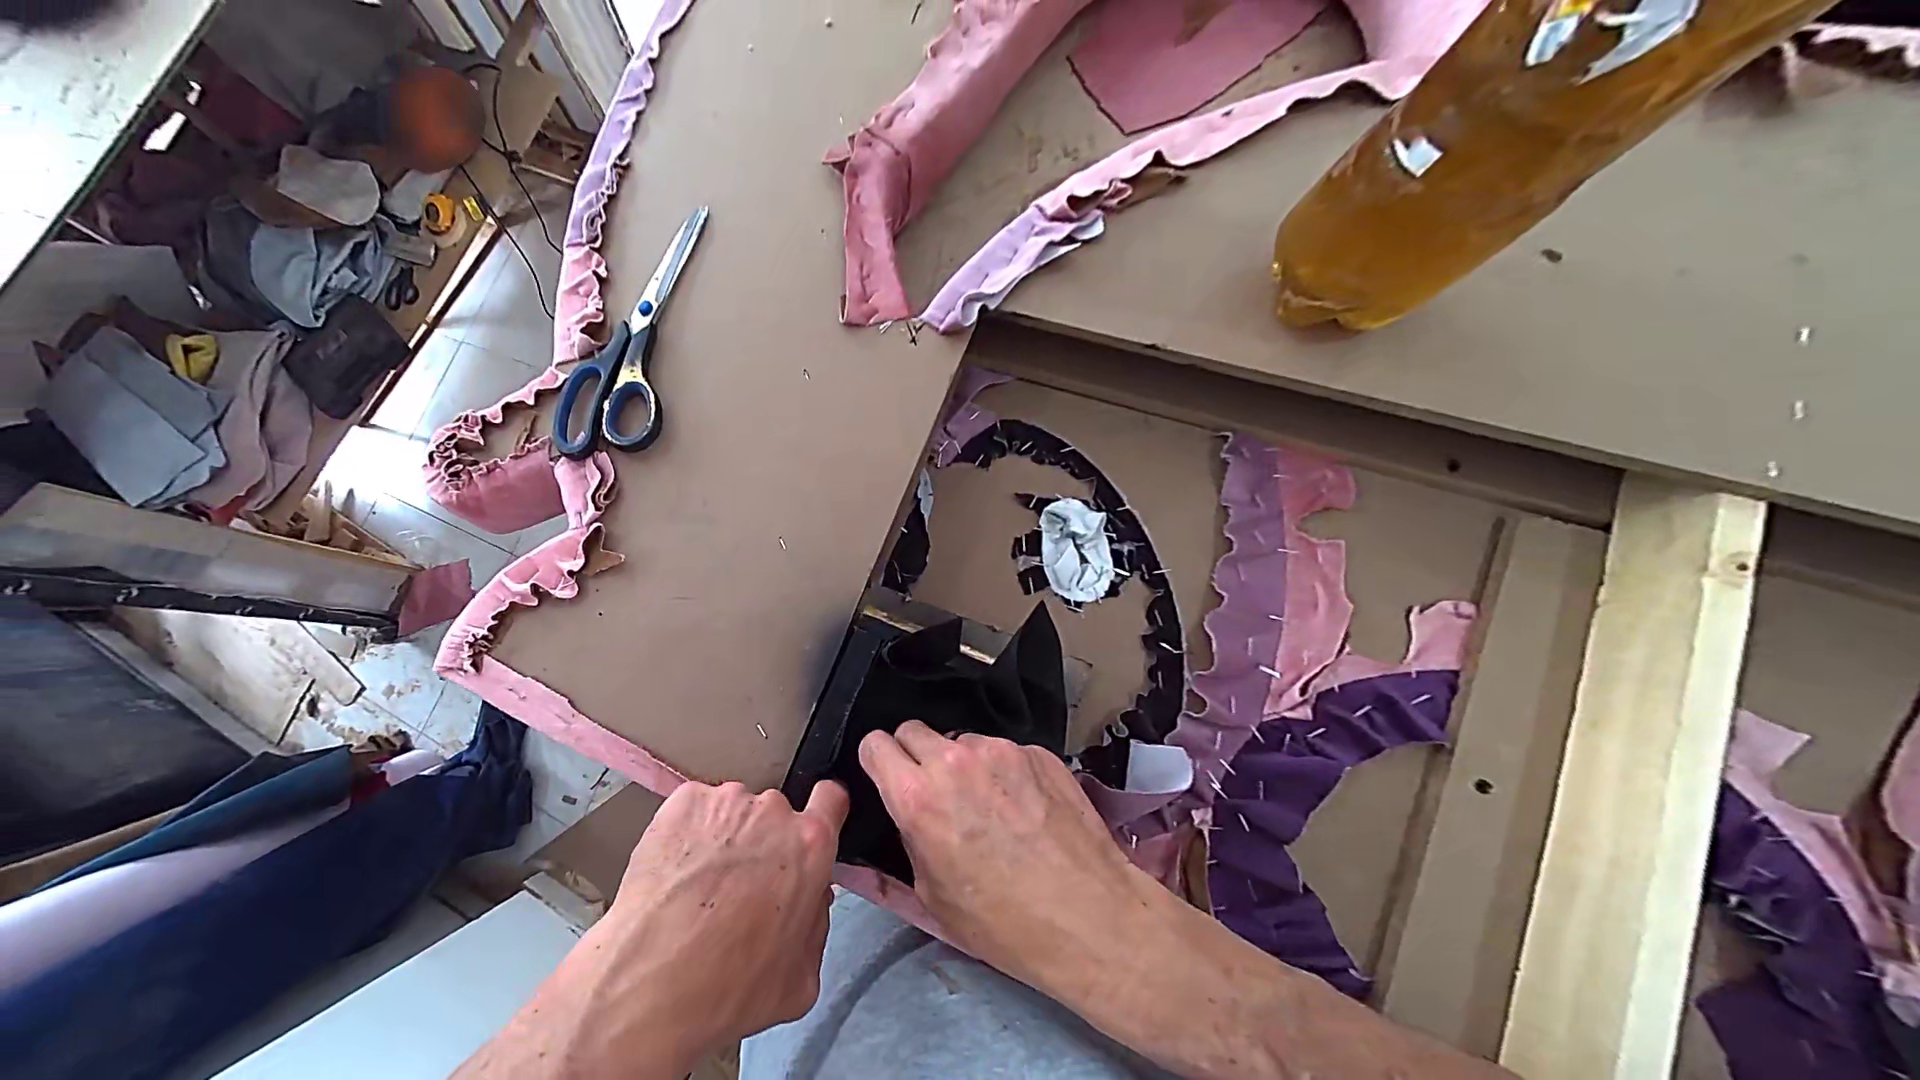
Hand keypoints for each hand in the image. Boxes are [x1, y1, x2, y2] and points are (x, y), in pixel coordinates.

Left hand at [456, 779, 847, 1079]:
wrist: (649, 983)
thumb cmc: (724, 985)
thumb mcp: (800, 979)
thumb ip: (818, 925)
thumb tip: (813, 903)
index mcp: (811, 846)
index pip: (831, 798)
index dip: (823, 811)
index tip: (812, 822)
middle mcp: (773, 813)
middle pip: (776, 814)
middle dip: (764, 840)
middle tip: (740, 882)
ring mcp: (726, 802)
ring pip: (734, 811)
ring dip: (725, 835)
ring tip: (699, 882)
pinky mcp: (683, 803)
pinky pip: (695, 808)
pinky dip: (687, 830)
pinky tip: (676, 870)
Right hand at [855, 725, 1514, 1079]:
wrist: (1131, 944)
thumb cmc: (1036, 945)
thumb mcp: (954, 915)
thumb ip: (910, 874)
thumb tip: (875, 858)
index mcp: (942, 801)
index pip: (886, 743)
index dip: (878, 755)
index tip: (879, 770)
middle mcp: (981, 761)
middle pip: (922, 727)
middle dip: (916, 753)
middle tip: (927, 791)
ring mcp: (1022, 753)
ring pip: (968, 734)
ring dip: (964, 761)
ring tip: (982, 807)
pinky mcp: (1055, 758)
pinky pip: (1008, 746)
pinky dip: (1002, 765)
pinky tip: (1021, 806)